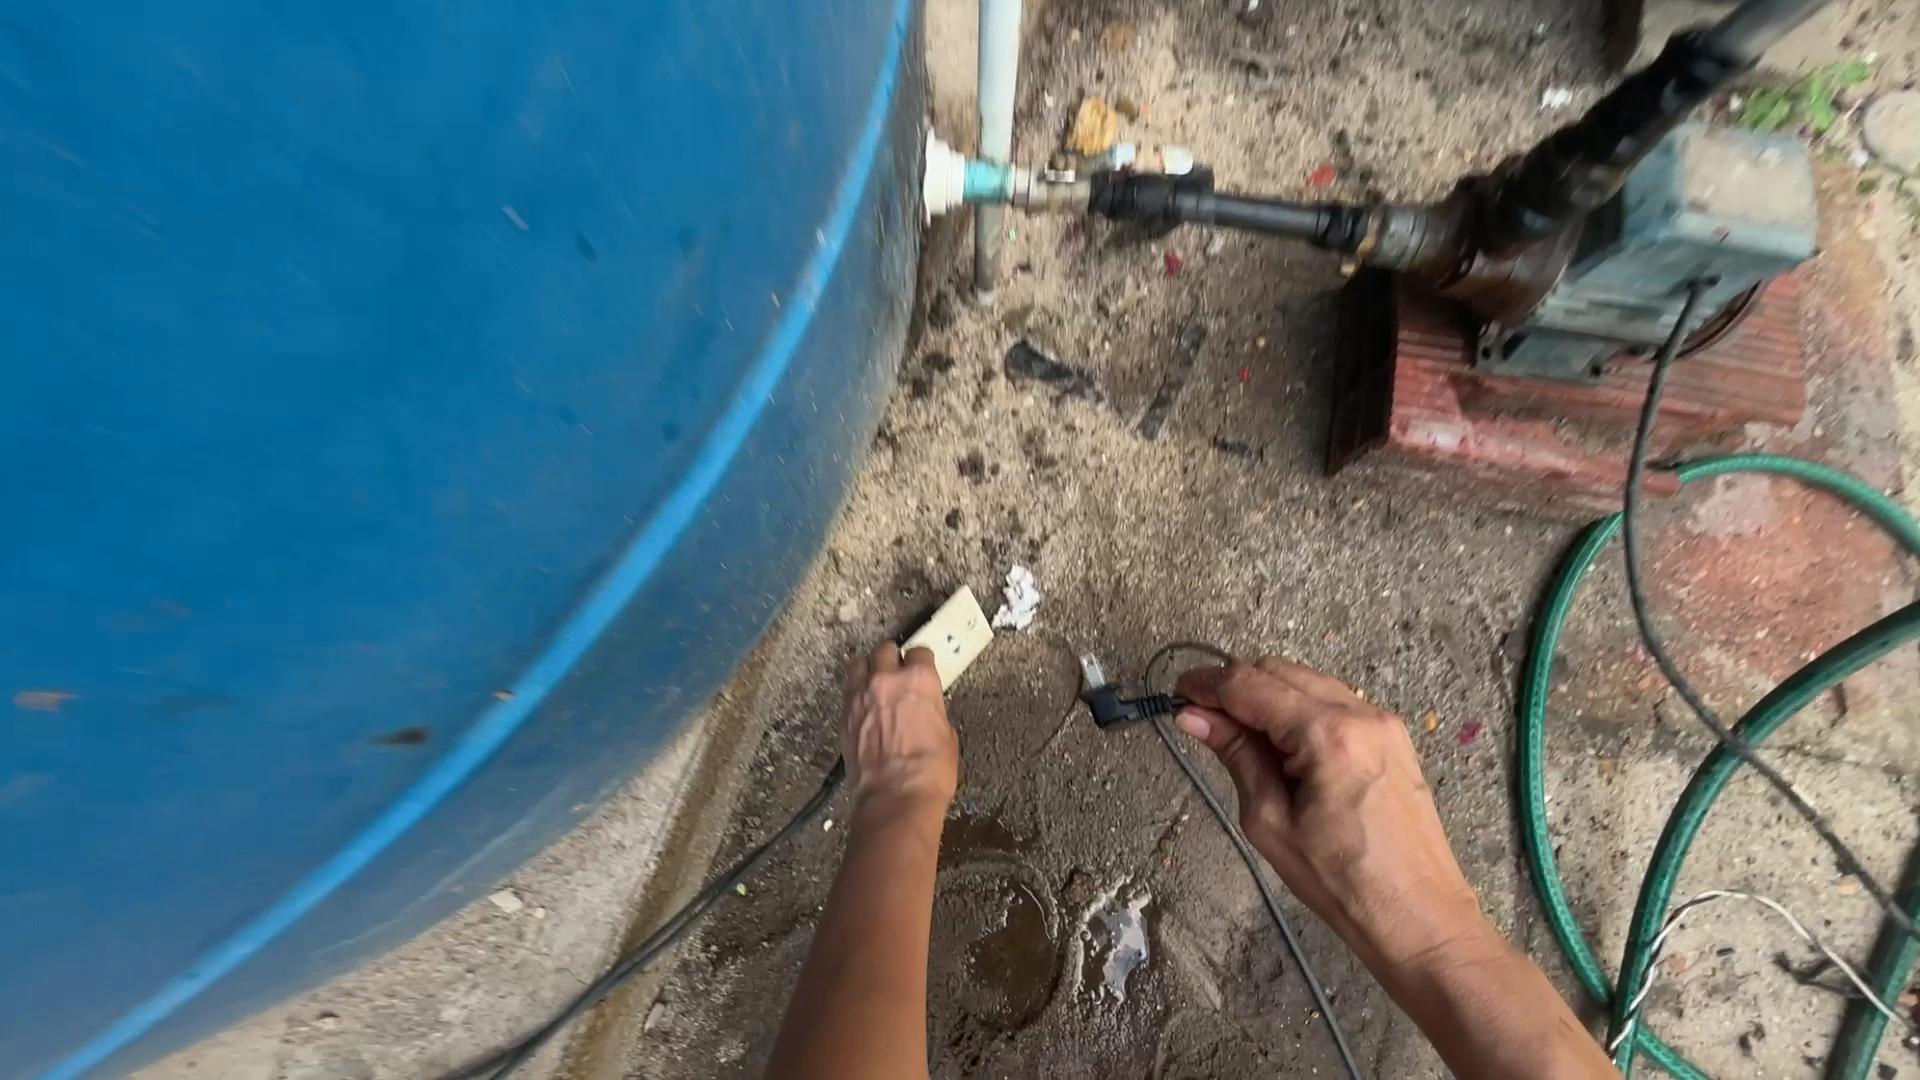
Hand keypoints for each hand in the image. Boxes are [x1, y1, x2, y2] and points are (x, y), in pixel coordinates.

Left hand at [841, 642, 958, 810]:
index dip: (922, 662)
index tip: (922, 668)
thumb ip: (932, 711)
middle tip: (898, 672)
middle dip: (892, 659)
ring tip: (875, 682)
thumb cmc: (927, 772)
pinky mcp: (844, 715)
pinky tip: (864, 707)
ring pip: (859, 663)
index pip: (919, 652)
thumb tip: (926, 711)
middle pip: (885, 650)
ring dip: (869, 669)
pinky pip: (848, 691)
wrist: (894, 798)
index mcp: (919, 680)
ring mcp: (861, 696)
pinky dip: (856, 693)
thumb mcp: (947, 735)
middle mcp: (887, 680)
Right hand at [1174, 658, 1485, 969]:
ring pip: (1303, 678)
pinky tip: (1278, 741)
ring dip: (1263, 693)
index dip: (1206, 684)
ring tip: (1236, 732)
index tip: (1176, 695)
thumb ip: (1234, 754)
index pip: (1250, 684)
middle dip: (1233, 685)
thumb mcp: (1268, 820)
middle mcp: (1359, 712)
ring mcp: (1381, 720)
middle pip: (1276, 670)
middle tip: (1202, 718)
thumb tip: (1191, 715)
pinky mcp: (1390, 735)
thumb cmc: (1340, 882)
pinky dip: (1294, 705)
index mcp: (1327, 734)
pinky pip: (1329, 698)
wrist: (1422, 920)